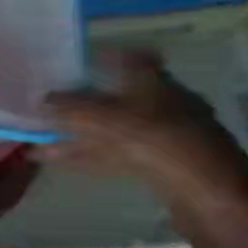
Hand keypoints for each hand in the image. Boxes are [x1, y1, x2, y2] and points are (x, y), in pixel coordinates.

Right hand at [41, 50, 247, 200]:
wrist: (206, 191)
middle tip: (52, 103)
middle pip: (118, 96)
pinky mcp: (159, 163)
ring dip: (77, 133)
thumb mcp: (102, 118)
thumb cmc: (155, 140)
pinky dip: (86, 154)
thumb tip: (42, 98)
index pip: (133, 59)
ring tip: (41, 139)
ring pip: (113, 128)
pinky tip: (56, 160)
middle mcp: (162, 104)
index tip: (82, 59)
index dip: (108, 56)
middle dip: (84, 101)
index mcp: (154, 83)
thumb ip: (69, 106)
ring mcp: (163, 135)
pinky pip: (114, 152)